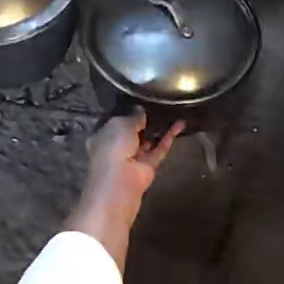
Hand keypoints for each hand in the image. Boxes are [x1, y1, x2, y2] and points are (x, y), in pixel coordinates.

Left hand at [64, 111, 182, 270]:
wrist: (119, 185)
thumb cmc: (112, 149)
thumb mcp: (120, 125)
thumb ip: (132, 116)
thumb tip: (141, 111)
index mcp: (103, 135)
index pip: (114, 120)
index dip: (126, 110)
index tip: (140, 97)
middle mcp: (116, 147)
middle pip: (132, 130)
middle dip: (144, 118)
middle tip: (159, 101)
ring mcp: (133, 158)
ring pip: (148, 139)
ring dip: (159, 126)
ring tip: (172, 109)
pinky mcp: (148, 167)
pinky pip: (159, 148)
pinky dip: (169, 137)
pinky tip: (180, 123)